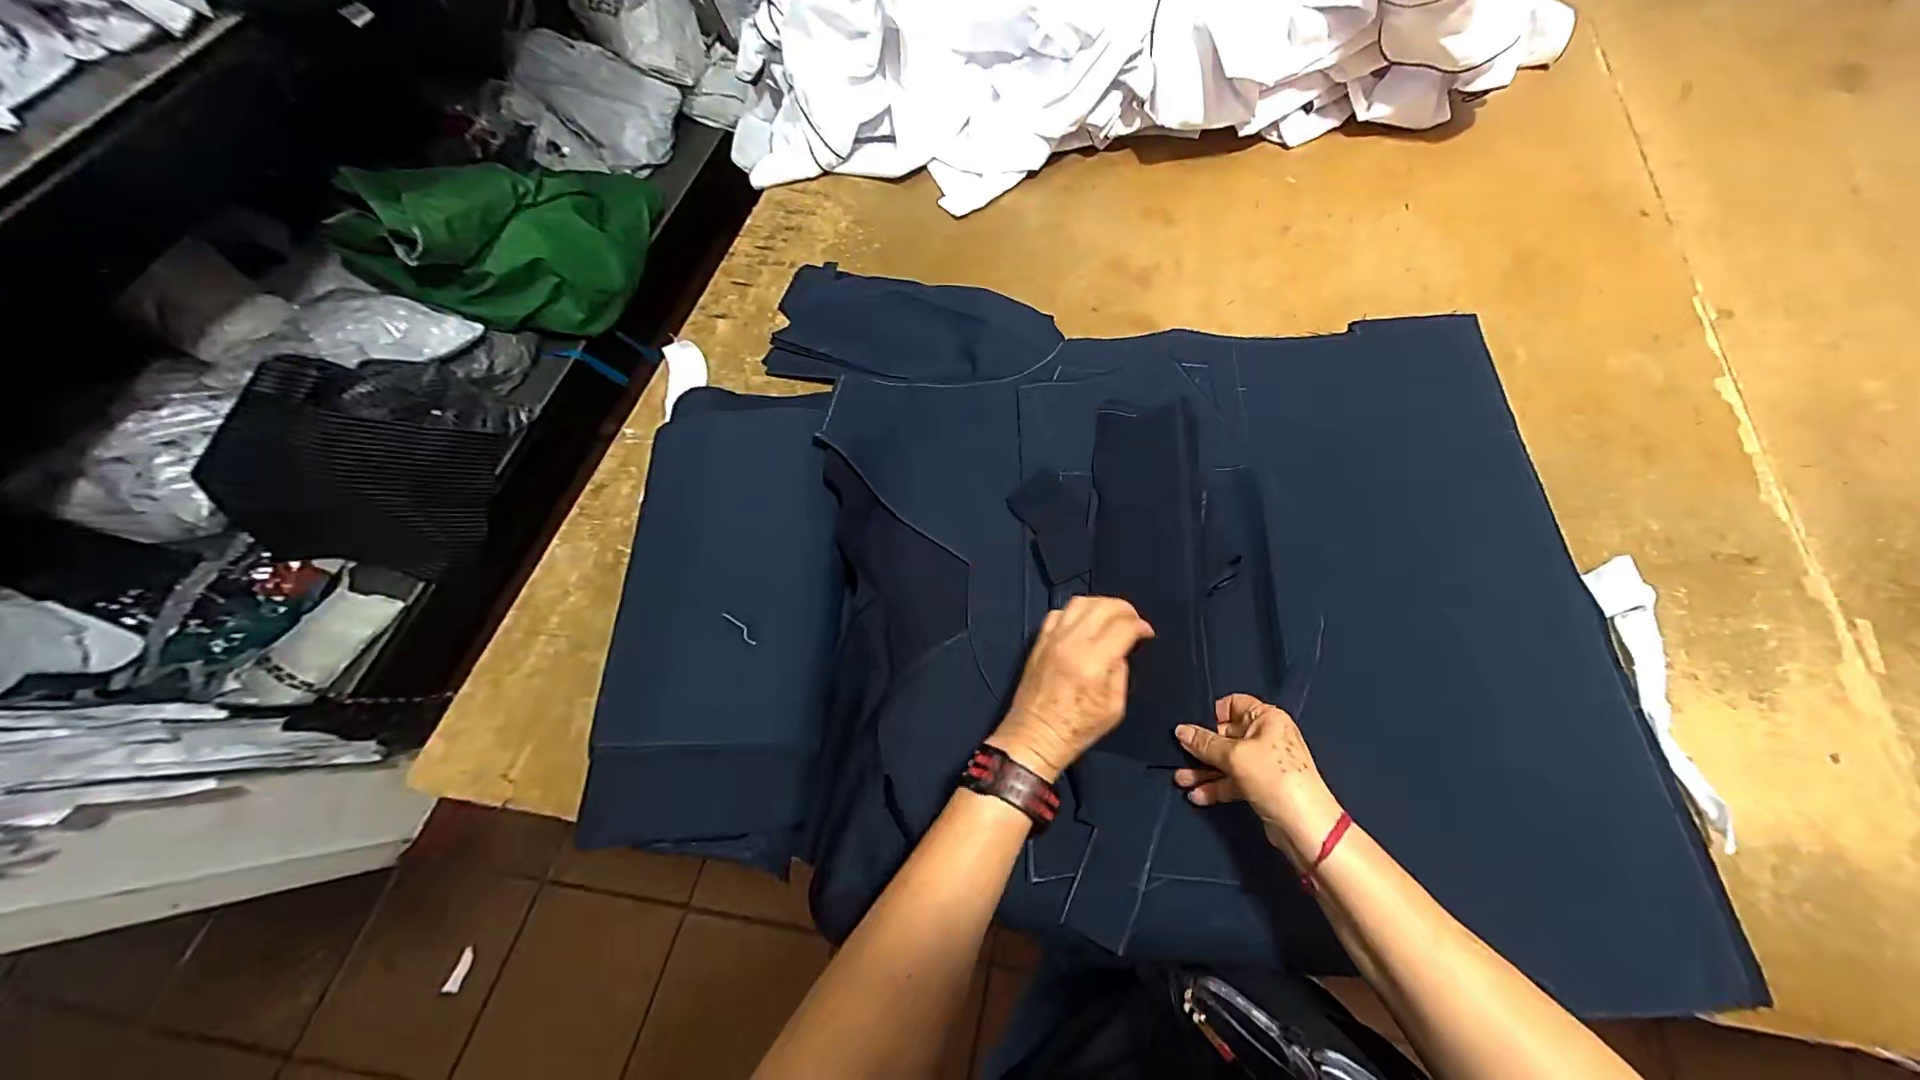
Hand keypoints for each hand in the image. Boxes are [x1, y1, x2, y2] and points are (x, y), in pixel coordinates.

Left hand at [987, 596, 1154, 781]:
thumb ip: (1120, 672)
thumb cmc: (1076, 729)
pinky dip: (1075, 611)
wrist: (1035, 736)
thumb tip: (1121, 650)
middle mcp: (1071, 643)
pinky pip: (1058, 613)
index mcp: (1093, 661)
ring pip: (1079, 602)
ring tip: (1111, 616)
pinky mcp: (1039, 642)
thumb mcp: (1114, 708)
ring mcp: (1052, 639)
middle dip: (1125, 609)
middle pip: (1103, 606)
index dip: (1141, 625)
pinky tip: (1083, 623)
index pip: (1123, 625)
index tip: (1147, 633)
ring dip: (1100, 604)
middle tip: (1133, 621)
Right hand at [1173, 694, 1345, 867]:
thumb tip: (1182, 731)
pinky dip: (1215, 787)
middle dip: (1201, 748)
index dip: (1212, 715)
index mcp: (1267, 719)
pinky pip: (1231, 781)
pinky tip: (1198, 795)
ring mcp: (1263, 764)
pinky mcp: (1260, 786)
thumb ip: (1204, 742)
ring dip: (1203, 771)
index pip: (1233, 704)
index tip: (1194, 728)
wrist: (1305, 827)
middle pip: (1225, 735)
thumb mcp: (1234, 755)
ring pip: (1225, 761)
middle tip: (1180, 755)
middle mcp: (1266, 737)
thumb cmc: (1278, 780)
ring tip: (1182, 780)